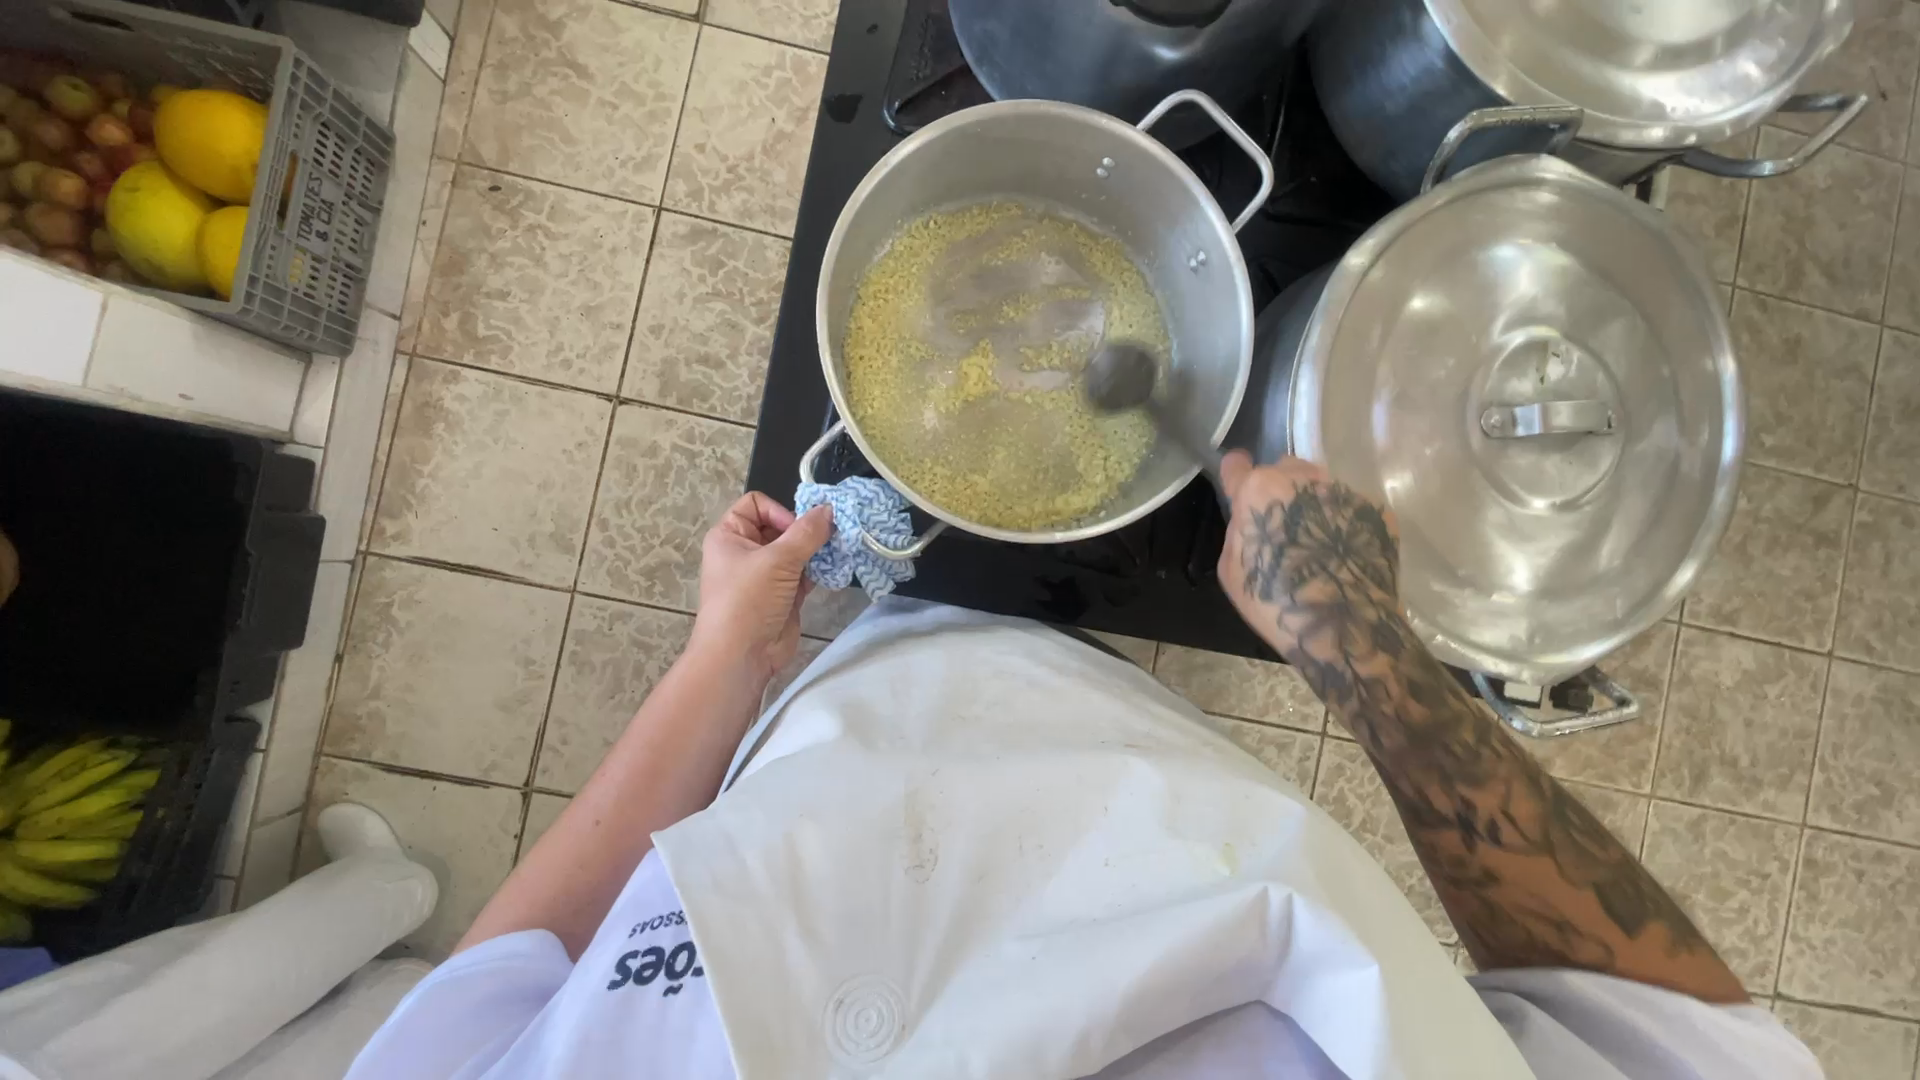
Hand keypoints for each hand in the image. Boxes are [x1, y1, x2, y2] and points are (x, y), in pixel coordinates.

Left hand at [691, 493, 833, 682]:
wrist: (742, 655)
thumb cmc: (748, 600)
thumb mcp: (777, 560)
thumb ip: (807, 533)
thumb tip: (829, 509)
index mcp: (730, 536)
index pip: (756, 505)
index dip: (779, 512)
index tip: (797, 530)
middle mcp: (746, 551)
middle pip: (781, 527)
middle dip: (805, 531)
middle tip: (829, 538)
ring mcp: (766, 574)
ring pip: (796, 551)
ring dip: (816, 551)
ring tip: (837, 552)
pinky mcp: (784, 594)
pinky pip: (805, 573)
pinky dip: (819, 570)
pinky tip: (835, 570)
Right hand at [1216, 450, 1402, 663]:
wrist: (1345, 627)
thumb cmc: (1274, 601)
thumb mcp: (1231, 570)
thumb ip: (1238, 531)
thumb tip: (1250, 519)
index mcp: (1259, 491)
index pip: (1238, 465)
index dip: (1236, 477)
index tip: (1239, 488)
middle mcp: (1303, 479)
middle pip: (1285, 469)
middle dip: (1279, 490)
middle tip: (1282, 527)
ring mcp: (1345, 492)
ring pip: (1320, 487)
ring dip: (1313, 505)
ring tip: (1318, 546)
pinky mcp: (1377, 511)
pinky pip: (1351, 508)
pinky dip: (1344, 524)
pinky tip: (1344, 556)